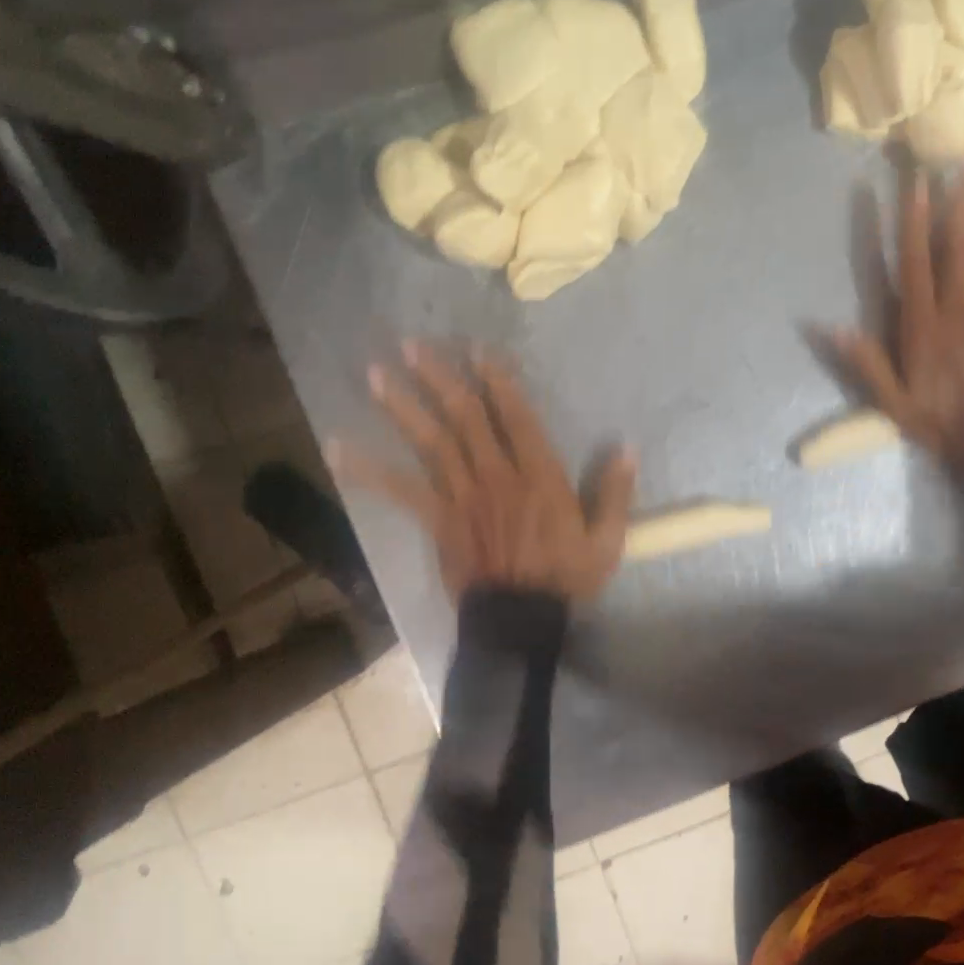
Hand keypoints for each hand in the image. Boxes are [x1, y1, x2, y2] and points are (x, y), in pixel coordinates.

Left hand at [326, 342, 635, 601]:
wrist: (519, 619)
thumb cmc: (566, 578)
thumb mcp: (606, 540)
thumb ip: (614, 493)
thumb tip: (627, 447)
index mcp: (540, 477)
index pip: (518, 419)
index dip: (499, 382)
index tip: (480, 351)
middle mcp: (497, 476)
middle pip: (466, 419)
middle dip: (441, 379)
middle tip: (413, 345)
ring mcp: (463, 497)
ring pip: (432, 443)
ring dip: (404, 407)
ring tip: (376, 373)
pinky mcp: (439, 520)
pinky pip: (400, 491)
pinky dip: (368, 470)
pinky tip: (335, 447)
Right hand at [833, 162, 963, 493]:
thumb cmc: (940, 421)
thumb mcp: (893, 401)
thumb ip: (864, 361)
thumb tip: (826, 327)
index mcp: (923, 324)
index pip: (915, 261)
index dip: (914, 220)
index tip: (915, 183)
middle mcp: (956, 307)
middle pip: (957, 245)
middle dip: (960, 199)